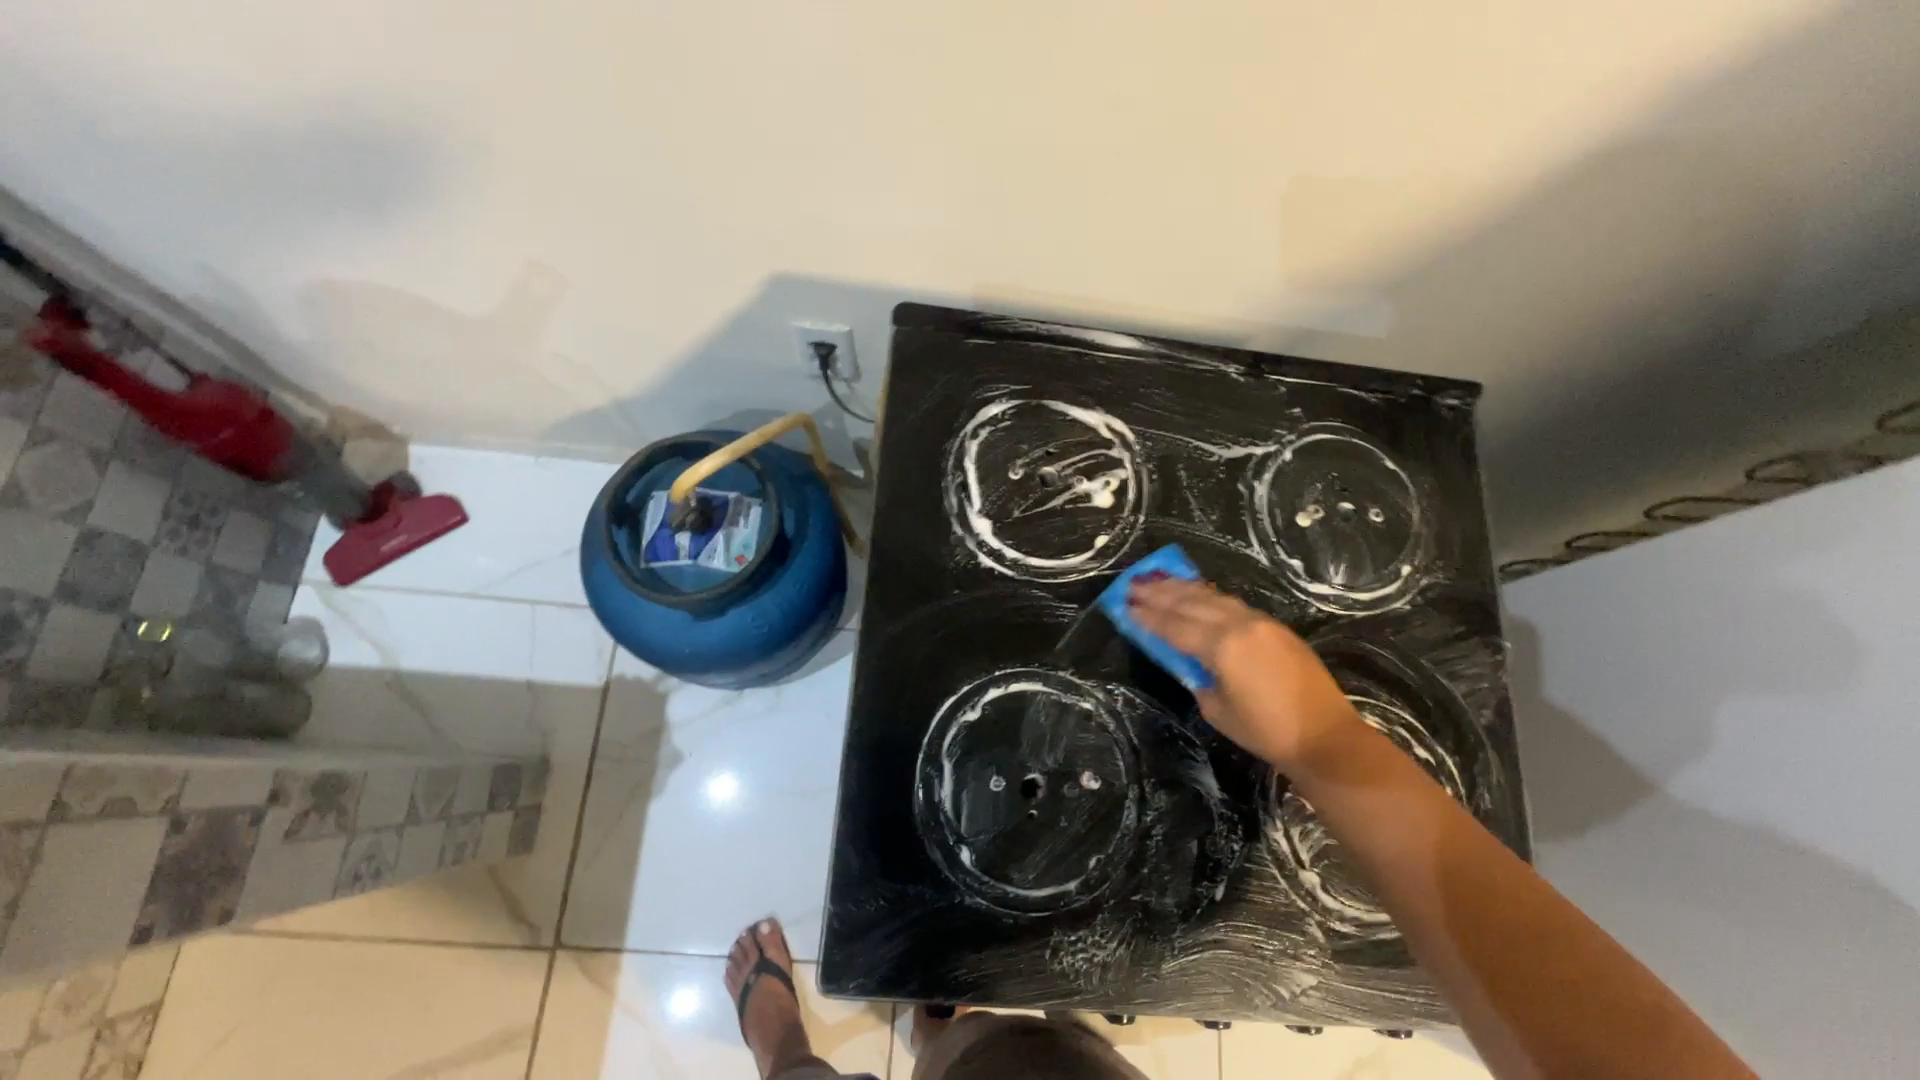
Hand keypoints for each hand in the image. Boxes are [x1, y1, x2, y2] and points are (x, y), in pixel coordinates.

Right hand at [1128, 578, 1359, 768]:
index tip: (1124, 605)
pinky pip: (1234, 604)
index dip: (1146, 616)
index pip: (1174, 626)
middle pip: (1192, 603)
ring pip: (1214, 597)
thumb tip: (1189, 662)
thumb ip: (1197, 678)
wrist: (1324, 735)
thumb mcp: (1217, 710)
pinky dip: (1210, 596)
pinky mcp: (1276, 627)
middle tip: (1134, 585)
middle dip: (1160, 594)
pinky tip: (1198, 593)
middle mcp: (1240, 625)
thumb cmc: (1265, 731)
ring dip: (1185, 589)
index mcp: (1221, 647)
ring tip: (1159, 580)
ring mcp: (1261, 622)